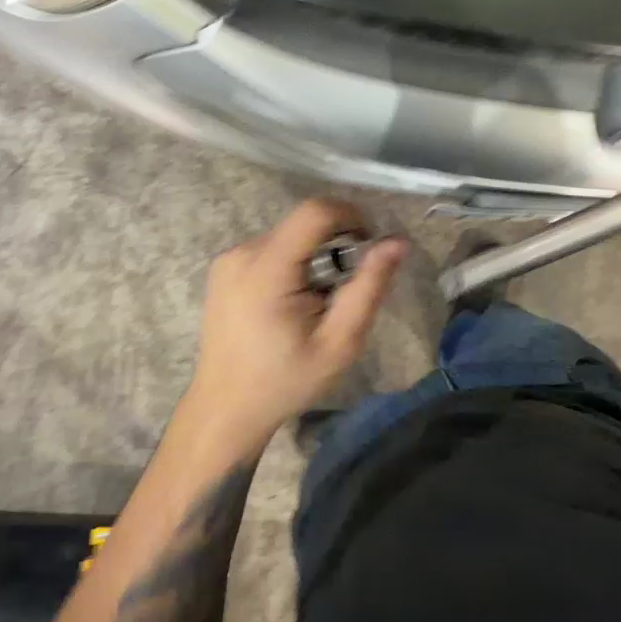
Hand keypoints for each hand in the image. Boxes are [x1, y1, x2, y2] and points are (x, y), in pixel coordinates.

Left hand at [186, 199, 406, 438]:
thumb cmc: (285, 381)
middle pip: (303, 225)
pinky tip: (290, 304)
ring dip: (312, 257)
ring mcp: (228, 260)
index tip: (368, 245)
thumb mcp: (339, 343)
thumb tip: (397, 242)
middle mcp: (242, 253)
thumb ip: (368, 288)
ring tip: (315, 304)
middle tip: (341, 291)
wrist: (226, 409)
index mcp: (267, 270)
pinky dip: (291, 265)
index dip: (350, 216)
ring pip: (288, 236)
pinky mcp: (223, 268)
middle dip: (332, 246)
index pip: (315, 212)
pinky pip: (270, 249)